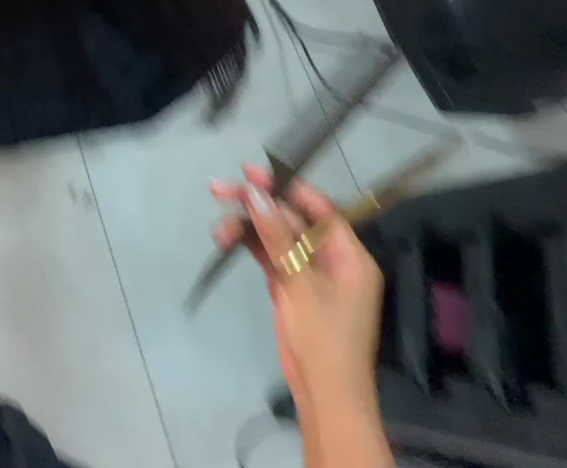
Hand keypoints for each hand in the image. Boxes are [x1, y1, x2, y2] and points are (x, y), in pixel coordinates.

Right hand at [210, 166, 384, 415]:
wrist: (323, 393)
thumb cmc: (323, 337)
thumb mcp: (299, 283)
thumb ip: (276, 236)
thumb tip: (255, 194)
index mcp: (349, 254)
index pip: (317, 207)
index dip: (284, 187)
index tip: (251, 172)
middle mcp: (330, 257)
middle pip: (290, 218)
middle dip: (255, 205)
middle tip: (219, 189)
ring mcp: (308, 271)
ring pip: (273, 235)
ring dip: (245, 227)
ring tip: (217, 231)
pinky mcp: (289, 285)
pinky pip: (267, 254)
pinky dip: (247, 245)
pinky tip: (224, 239)